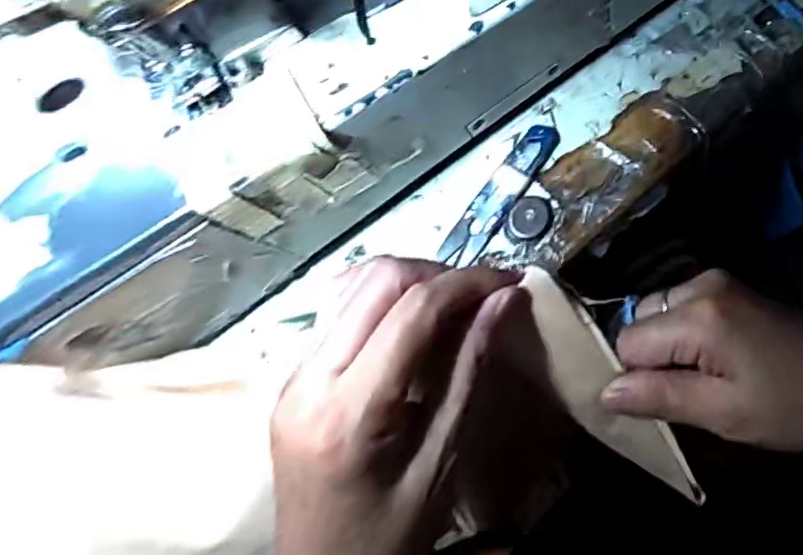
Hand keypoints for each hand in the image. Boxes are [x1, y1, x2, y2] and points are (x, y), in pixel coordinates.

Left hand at [270, 258, 525, 554]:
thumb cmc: (388, 536)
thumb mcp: (441, 459)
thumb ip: (471, 367)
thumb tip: (508, 297)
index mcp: (347, 411)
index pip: (414, 308)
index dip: (469, 282)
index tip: (511, 283)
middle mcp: (307, 381)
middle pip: (380, 278)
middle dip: (441, 273)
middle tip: (482, 296)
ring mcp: (292, 376)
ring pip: (357, 281)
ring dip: (413, 279)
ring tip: (452, 304)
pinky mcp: (292, 377)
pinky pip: (342, 306)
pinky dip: (386, 295)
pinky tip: (413, 320)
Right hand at [599, 270, 802, 453]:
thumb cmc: (793, 405)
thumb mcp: (725, 414)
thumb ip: (661, 397)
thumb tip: (605, 392)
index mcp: (699, 313)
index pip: (629, 341)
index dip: (633, 379)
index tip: (656, 410)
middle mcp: (703, 284)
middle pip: (642, 319)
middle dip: (650, 360)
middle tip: (685, 399)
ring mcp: (720, 282)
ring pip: (661, 313)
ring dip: (667, 349)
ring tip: (702, 386)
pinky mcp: (733, 289)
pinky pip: (685, 309)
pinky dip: (686, 338)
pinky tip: (715, 366)